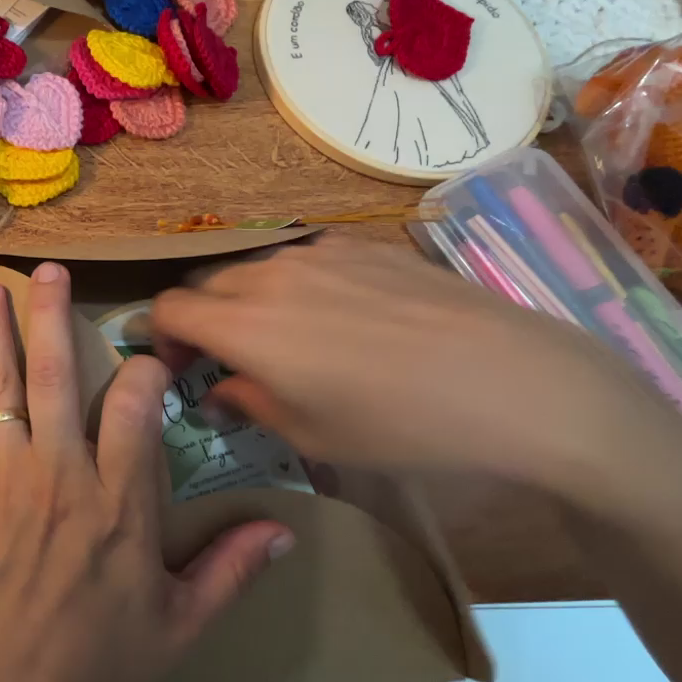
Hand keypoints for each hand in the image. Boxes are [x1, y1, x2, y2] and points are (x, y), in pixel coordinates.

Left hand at [0, 263, 291, 681]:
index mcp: (117, 502)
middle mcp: (59, 475)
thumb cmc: (98, 659)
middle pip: (55, 378)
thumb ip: (230, 570)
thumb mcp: (180, 623)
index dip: (143, 370)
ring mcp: (4, 480)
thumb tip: (285, 532)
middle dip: (50, 318)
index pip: (132, 410)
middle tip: (48, 271)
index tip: (151, 353)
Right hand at [148, 235, 681, 500]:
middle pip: (206, 284)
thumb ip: (247, 403)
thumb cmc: (402, 427)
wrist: (521, 387)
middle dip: (203, 320)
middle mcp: (268, 276)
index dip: (160, 337)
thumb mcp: (311, 436)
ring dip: (250, 301)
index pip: (166, 308)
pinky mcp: (366, 245)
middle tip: (232, 359)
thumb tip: (218, 390)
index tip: (183, 368)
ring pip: (255, 269)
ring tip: (294, 339)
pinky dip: (299, 285)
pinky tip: (347, 319)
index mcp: (243, 325)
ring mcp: (319, 253)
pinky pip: (307, 259)